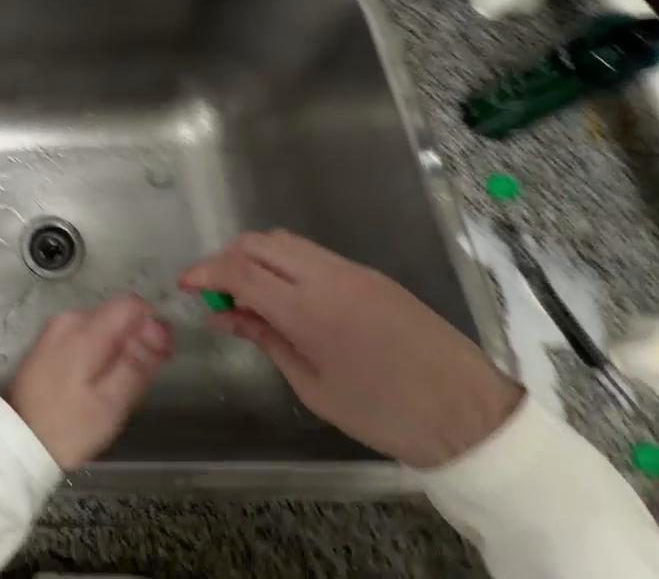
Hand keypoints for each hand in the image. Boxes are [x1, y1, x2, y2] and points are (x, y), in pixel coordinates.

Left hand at [7, 294, 172, 468]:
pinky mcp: (50, 342)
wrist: (20, 438)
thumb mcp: (111, 402)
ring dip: (118, 352)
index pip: (131, 304)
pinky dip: (99, 355)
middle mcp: (68, 319)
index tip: (158, 358)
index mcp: (84, 330)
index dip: (152, 326)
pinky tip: (95, 386)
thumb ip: (137, 361)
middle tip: (135, 385)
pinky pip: (86, 338)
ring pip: (104, 328)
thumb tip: (159, 326)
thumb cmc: (69, 426)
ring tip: (114, 390)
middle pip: (117, 316)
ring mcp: (56, 329)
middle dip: (135, 343)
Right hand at [181, 231, 523, 469]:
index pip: (238, 270)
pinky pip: (313, 253)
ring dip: (256, 256)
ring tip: (249, 292)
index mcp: (309, 312)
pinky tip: (286, 294)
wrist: (472, 417)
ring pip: (285, 241)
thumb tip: (223, 313)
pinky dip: (285, 262)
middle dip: (226, 259)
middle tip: (216, 291)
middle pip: (257, 243)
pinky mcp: (372, 275)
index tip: (186, 286)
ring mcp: (353, 272)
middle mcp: (328, 279)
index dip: (204, 271)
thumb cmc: (385, 415)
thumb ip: (265, 339)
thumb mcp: (313, 387)